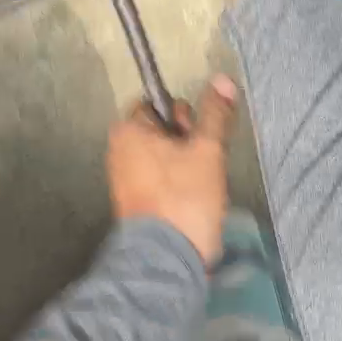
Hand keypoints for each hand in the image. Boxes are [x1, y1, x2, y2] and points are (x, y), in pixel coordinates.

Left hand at [106, 78, 236, 263]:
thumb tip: (224, 78)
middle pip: (161, 129)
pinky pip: (157, 180)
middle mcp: (118, 149)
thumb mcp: (208, 150)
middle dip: (186, 143)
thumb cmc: (185, 197)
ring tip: (198, 189)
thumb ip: (215, 113)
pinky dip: (174, 185)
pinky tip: (189, 203)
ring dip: (184, 166)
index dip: (184, 119)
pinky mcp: (130, 202)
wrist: (166, 262)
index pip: (161, 104)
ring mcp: (121, 178)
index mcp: (128, 129)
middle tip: (201, 168)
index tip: (197, 142)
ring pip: (162, 156)